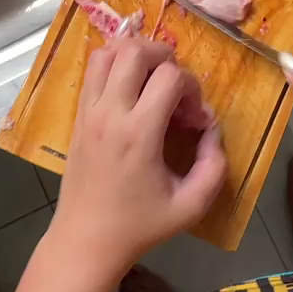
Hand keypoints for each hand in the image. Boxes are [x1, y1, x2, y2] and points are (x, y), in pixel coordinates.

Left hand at [50, 38, 225, 272]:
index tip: (193, 118)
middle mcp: (109, 113)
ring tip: (153, 78)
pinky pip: (93, 68)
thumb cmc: (140, 225)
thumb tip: (212, 129)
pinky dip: (115, 62)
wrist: (86, 240)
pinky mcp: (78, 114)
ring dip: (137, 54)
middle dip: (166, 58)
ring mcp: (88, 110)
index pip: (169, 77)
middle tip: (176, 87)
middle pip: (135, 51)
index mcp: (138, 133)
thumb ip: (214, 166)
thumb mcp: (191, 206)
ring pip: (109, 51)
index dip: (192, 88)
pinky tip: (132, 86)